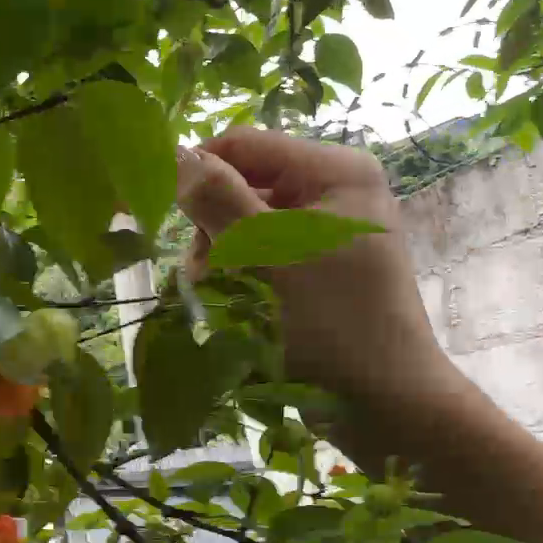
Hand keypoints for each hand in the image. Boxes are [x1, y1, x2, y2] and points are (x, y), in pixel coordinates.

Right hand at [177, 127, 454, 405]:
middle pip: (238, 185)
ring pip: (239, 225)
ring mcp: (321, 231)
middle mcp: (330, 191)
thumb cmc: (331, 323)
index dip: (197, 172)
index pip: (242, 144)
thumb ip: (222, 202)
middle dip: (211, 228)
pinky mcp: (311, 267)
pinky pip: (255, 255)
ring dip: (218, 260)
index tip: (161, 215)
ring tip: (222, 299)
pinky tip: (234, 307)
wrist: (380, 398)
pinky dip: (235, 278)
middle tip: (207, 274)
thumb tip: (178, 155)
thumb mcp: (270, 257)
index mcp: (334, 171)